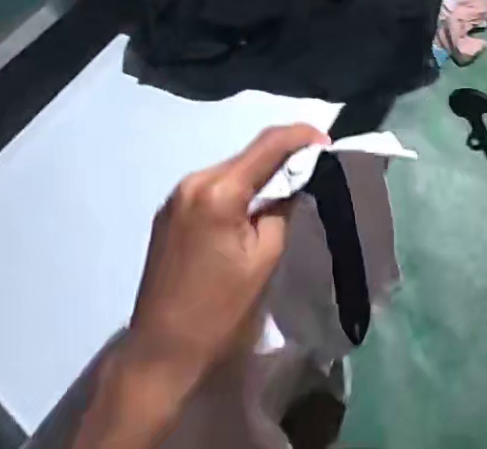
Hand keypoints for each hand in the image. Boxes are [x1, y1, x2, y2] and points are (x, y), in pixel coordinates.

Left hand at [123, 123, 329, 385]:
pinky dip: (235, 190)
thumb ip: (281, 211)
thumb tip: (294, 183)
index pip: (266, 146)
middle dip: (280, 157)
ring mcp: (176, 194)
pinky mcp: (168, 210)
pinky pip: (211, 187)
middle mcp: (193, 180)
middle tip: (312, 167)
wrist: (161, 350)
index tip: (326, 140)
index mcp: (218, 190)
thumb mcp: (263, 261)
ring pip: (229, 170)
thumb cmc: (219, 312)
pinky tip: (249, 209)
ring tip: (285, 190)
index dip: (299, 136)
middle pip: (246, 156)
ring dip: (257, 175)